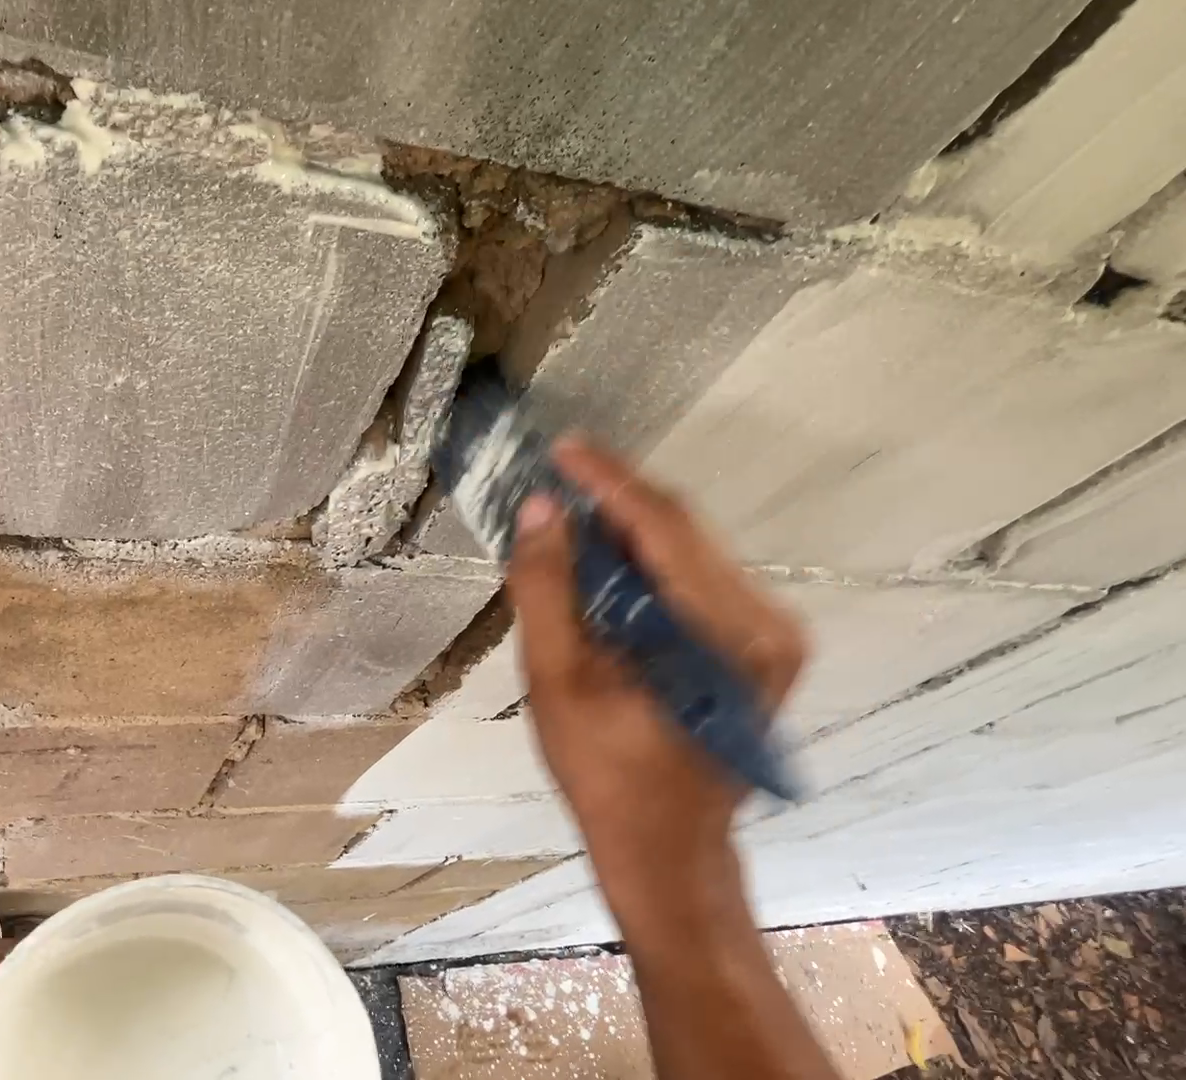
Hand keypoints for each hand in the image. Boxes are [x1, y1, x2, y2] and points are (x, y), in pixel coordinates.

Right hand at [505, 434, 804, 924]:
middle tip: (554, 472)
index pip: (664, 529)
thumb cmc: (604, 770)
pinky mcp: (756, 645)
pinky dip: (641, 556)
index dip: (608, 481)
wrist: (664, 845)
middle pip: (682, 531)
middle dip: (614, 496)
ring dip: (624, 524)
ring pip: (688, 549)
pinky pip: (692, 577)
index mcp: (729, 635)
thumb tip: (540, 508)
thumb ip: (546, 589)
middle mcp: (767, 624)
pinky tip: (599, 553)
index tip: (561, 448)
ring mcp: (769, 635)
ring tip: (566, 508)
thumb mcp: (555, 679)